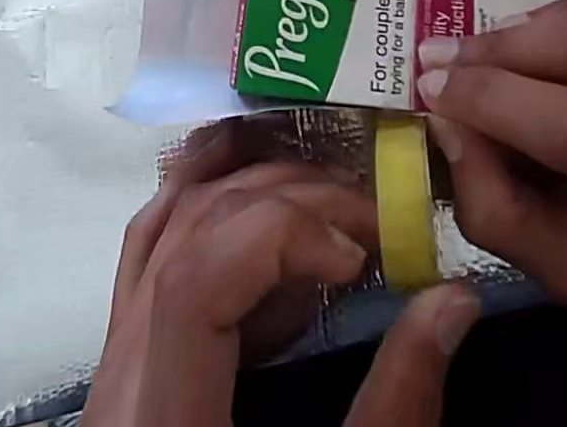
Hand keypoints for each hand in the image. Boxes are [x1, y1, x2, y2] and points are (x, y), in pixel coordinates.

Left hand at [83, 123, 480, 426]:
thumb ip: (397, 402)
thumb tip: (454, 297)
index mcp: (159, 412)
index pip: (199, 275)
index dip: (283, 234)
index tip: (358, 258)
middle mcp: (118, 369)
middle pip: (194, 230)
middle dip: (293, 202)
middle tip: (369, 221)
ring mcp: (112, 349)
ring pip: (168, 220)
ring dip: (253, 183)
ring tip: (326, 186)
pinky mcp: (127, 343)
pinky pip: (152, 237)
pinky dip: (201, 188)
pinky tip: (243, 165)